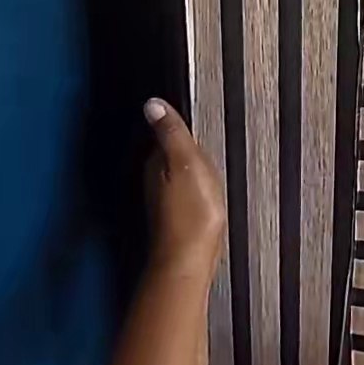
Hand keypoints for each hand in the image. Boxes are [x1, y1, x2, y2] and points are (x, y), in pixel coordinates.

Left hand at [143, 98, 225, 279]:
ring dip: (195, 172)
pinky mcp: (175, 215)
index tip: (201, 133)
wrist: (189, 261)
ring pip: (180, 174)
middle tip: (209, 155)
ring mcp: (164, 198)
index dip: (187, 131)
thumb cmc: (191, 214)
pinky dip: (197, 191)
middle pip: (174, 153)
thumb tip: (152, 103)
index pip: (169, 133)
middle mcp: (155, 178)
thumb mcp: (187, 163)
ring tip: (211, 176)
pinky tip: (207, 198)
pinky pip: (186, 193)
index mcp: (157, 161)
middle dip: (191, 152)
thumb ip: (172, 132)